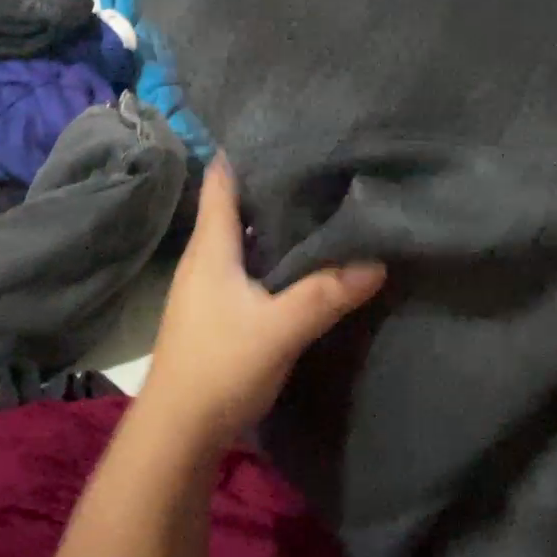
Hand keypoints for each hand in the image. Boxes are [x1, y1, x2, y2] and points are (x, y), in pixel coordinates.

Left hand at [139, 159, 386, 446]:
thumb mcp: (280, 328)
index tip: (286, 126)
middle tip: (320, 162)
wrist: (178, 431)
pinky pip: (247, 265)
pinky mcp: (216, 309)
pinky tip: (301, 260)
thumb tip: (377, 259)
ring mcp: (208, 283)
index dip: (248, 148)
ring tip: (319, 202)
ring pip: (244, 237)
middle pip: (237, 204)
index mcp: (211, 244)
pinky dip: (272, 255)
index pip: (223, 178)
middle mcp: (205, 255)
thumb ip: (326, 293)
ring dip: (273, 222)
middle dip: (272, 183)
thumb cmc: (219, 366)